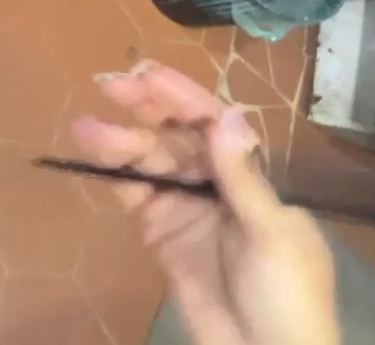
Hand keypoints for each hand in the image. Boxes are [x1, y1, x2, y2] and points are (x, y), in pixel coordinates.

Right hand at [72, 63, 340, 344]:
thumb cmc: (288, 299)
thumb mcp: (275, 238)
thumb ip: (244, 179)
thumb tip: (227, 116)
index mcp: (252, 179)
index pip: (214, 124)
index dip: (181, 97)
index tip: (146, 74)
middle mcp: (216, 183)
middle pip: (174, 133)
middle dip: (142, 107)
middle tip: (108, 85)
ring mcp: (184, 204)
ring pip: (147, 158)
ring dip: (117, 139)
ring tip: (86, 130)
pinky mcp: (158, 227)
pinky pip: (131, 189)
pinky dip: (111, 170)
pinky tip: (91, 154)